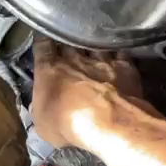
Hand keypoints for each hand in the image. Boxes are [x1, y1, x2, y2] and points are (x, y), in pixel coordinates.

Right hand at [30, 38, 153, 148]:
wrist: (106, 121)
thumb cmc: (65, 123)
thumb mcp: (41, 122)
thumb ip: (41, 106)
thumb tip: (42, 103)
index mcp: (50, 68)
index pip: (42, 46)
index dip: (43, 42)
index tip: (43, 42)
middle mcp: (75, 59)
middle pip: (69, 43)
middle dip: (67, 45)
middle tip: (67, 50)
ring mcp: (102, 60)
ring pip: (95, 46)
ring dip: (93, 49)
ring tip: (93, 53)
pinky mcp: (124, 67)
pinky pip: (120, 54)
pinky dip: (117, 56)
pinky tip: (117, 59)